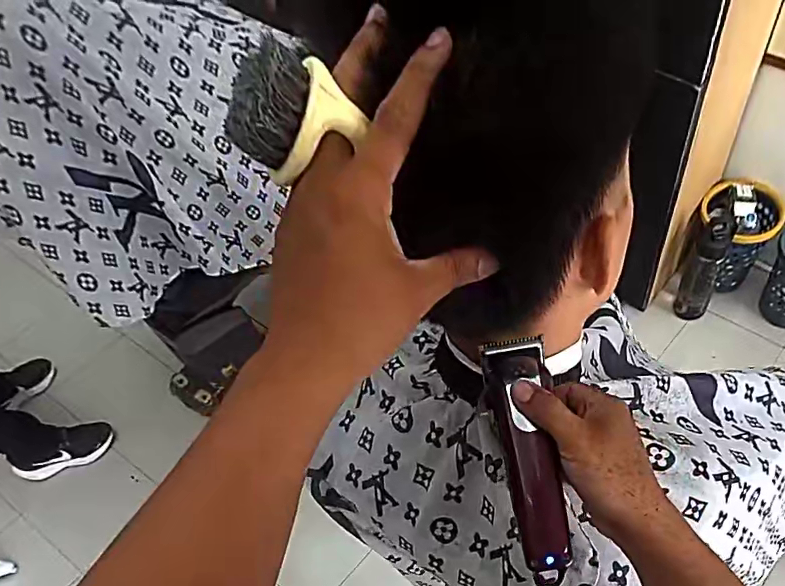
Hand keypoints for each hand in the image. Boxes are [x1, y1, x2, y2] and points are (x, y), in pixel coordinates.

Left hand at [262, 15, 495, 380]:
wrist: (305, 353)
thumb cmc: (362, 321)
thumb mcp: (416, 291)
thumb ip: (455, 266)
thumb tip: (491, 257)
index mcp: (359, 192)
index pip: (393, 122)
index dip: (416, 78)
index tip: (433, 40)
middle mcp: (324, 181)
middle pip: (338, 102)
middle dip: (360, 58)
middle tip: (377, 21)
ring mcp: (302, 197)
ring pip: (320, 131)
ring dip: (343, 100)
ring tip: (366, 84)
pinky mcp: (293, 219)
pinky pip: (315, 168)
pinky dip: (335, 147)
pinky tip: (351, 162)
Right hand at [512, 382, 682, 544]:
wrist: (632, 518)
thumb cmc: (617, 480)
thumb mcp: (572, 437)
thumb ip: (546, 410)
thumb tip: (524, 390)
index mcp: (606, 406)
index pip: (565, 388)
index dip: (542, 398)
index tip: (524, 409)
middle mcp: (608, 424)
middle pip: (564, 413)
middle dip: (546, 426)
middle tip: (537, 438)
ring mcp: (604, 447)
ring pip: (567, 438)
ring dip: (554, 449)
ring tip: (551, 459)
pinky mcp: (598, 468)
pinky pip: (572, 458)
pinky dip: (562, 465)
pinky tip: (560, 474)